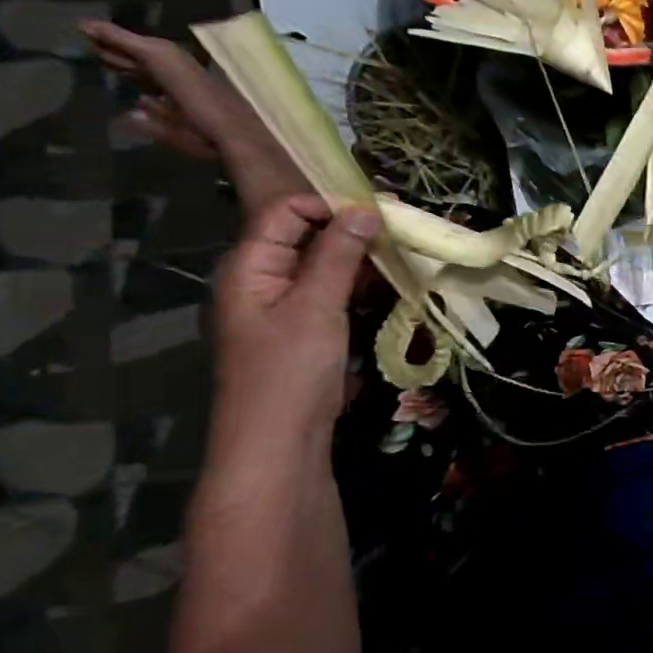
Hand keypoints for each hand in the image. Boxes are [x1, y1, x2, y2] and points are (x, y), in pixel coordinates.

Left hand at [213, 194, 380, 435]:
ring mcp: (282, 306)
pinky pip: (330, 293)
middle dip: (350, 228)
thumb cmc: (289, 371)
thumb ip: (339, 253)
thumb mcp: (316, 305)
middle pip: (306, 235)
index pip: (287, 210)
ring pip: (323, 265)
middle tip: (400, 227)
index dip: (329, 202)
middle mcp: (262, 279)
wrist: (278, 450)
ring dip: (358, 257)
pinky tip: (388, 283)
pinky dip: (356, 285)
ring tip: (402, 252)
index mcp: (250, 265)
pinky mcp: (303, 331)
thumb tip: (364, 208)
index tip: (379, 206)